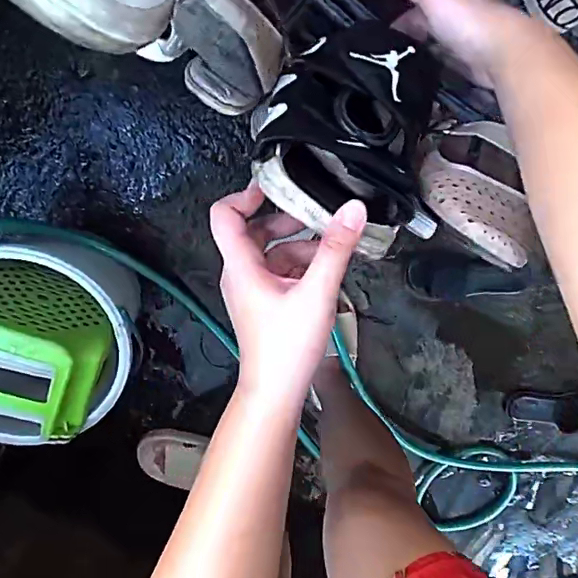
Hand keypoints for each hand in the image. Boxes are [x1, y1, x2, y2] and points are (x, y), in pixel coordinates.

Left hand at [209, 183, 365, 402]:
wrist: (275, 391)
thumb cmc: (285, 349)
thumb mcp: (317, 292)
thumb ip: (335, 249)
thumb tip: (350, 211)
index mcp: (242, 266)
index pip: (226, 215)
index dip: (246, 194)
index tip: (273, 185)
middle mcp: (241, 275)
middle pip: (255, 232)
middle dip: (286, 221)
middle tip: (316, 215)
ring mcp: (252, 291)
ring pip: (272, 254)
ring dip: (299, 246)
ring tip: (330, 249)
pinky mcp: (265, 305)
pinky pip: (279, 274)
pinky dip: (300, 268)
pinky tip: (324, 274)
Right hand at [380, 0, 556, 89]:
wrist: (502, 54)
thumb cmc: (467, 18)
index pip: (416, 2)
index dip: (396, 11)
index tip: (376, 24)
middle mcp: (453, 21)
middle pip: (424, 27)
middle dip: (404, 35)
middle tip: (378, 49)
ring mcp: (460, 48)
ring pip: (432, 50)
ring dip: (416, 56)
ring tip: (392, 67)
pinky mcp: (465, 73)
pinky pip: (442, 71)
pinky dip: (429, 74)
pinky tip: (416, 81)